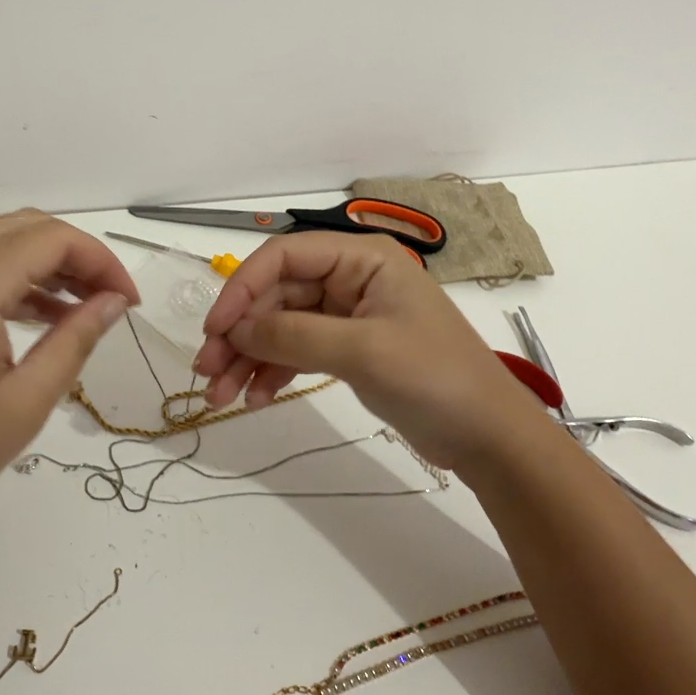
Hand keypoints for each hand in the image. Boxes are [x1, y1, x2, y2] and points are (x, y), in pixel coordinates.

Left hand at [0, 211, 138, 559]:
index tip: (130, 304)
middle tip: (110, 301)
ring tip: (83, 311)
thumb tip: (113, 303)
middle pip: (25, 228)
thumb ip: (74, 341)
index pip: (54, 239)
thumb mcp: (23, 404)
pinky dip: (11, 282)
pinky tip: (37, 322)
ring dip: (44, 266)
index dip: (102, 262)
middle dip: (76, 255)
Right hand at [192, 231, 544, 470]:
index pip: (284, 257)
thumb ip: (294, 335)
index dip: (242, 288)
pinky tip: (255, 399)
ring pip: (281, 326)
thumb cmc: (435, 379)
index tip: (214, 330)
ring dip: (248, 358)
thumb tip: (235, 330)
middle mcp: (351, 278)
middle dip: (240, 333)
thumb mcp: (363, 352)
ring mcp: (349, 314)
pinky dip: (273, 372)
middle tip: (206, 374)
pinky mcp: (350, 349)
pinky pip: (298, 350)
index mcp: (361, 258)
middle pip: (276, 295)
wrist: (489, 437)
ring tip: (219, 398)